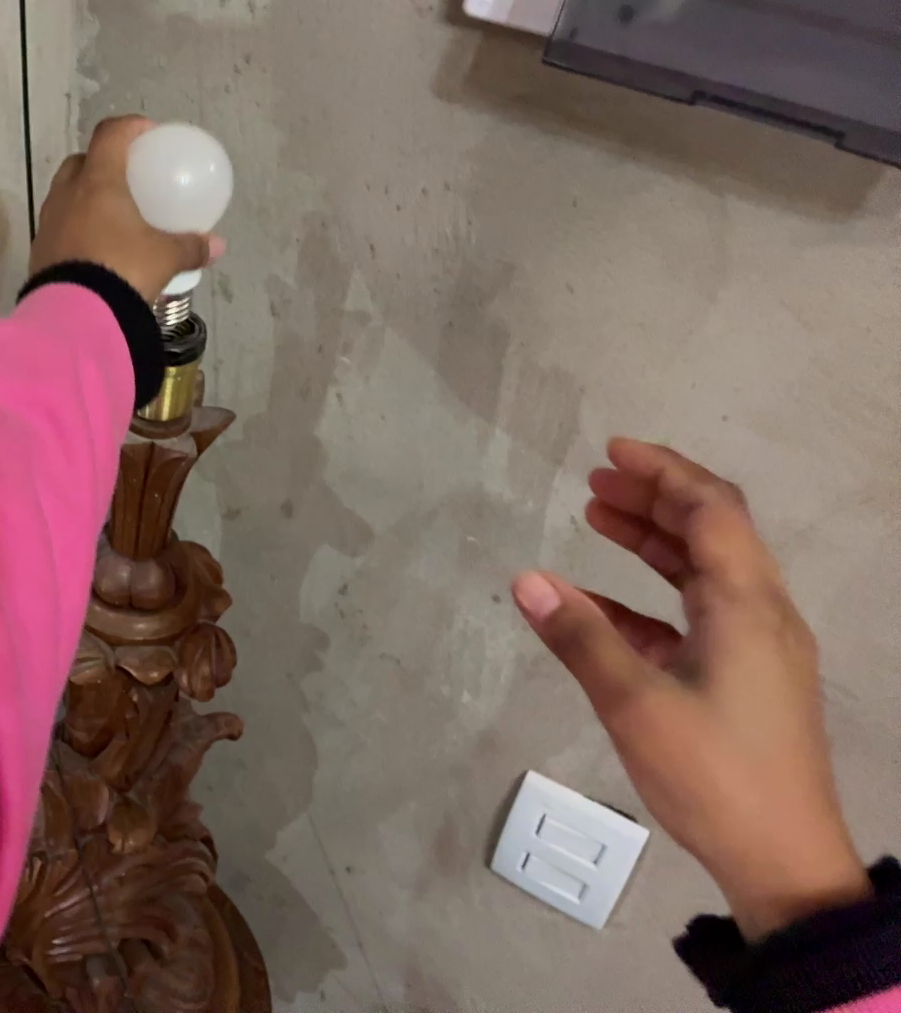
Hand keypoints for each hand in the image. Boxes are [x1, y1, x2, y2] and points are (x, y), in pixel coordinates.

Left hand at [29, 115, 225, 303]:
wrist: (74, 318)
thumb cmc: (122, 271)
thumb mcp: (163, 259)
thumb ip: (190, 248)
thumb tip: (216, 247)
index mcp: (98, 182)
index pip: (110, 135)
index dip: (129, 127)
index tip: (146, 135)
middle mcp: (66, 196)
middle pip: (78, 163)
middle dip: (99, 163)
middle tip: (123, 178)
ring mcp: (47, 224)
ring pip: (63, 196)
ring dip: (82, 197)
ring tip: (107, 215)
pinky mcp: (37, 253)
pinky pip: (56, 229)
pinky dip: (73, 228)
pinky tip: (91, 248)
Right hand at [512, 438, 869, 940]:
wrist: (779, 855)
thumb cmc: (711, 770)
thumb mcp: (633, 700)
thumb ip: (579, 635)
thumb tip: (524, 577)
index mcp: (745, 609)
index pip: (713, 515)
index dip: (666, 474)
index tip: (611, 450)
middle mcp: (757, 614)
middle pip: (714, 532)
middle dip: (655, 496)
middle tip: (594, 477)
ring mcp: (749, 645)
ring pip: (701, 568)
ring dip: (651, 536)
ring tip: (595, 512)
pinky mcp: (733, 672)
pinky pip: (685, 609)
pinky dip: (640, 589)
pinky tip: (590, 595)